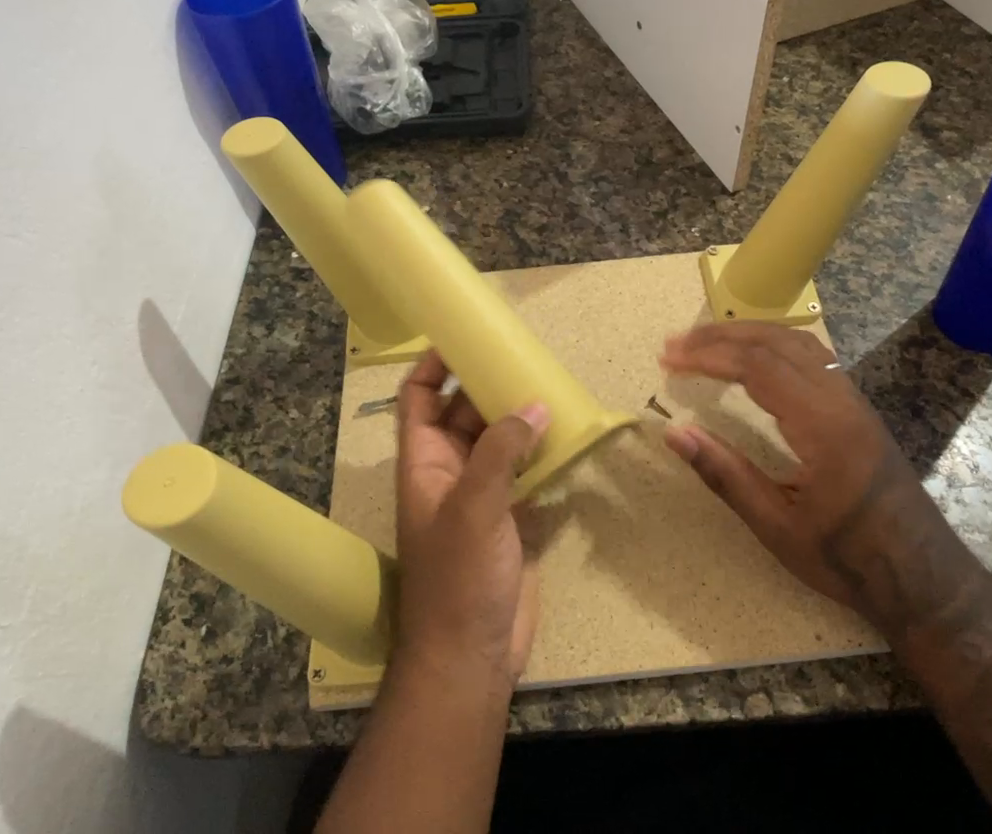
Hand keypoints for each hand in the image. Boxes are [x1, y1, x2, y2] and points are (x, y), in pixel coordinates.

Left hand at [394, 352, 546, 683]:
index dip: (432, 366)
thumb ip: (501, 452)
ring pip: (501, 444)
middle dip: (491, 387)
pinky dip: (546, 457)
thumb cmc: (458, 578)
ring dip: (524, 420)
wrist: (472, 656)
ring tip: (558, 390)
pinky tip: (572, 440)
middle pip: (466, 415)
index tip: (464, 335)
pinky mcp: (513, 521)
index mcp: (424, 464)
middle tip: (530, 358)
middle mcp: (451, 474)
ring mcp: (483, 499)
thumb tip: (532, 406)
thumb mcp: (474, 507)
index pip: (418, 400)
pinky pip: (529, 476)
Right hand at [659, 322, 921, 610]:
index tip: (668, 361)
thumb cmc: (846, 560)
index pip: (757, 367)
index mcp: (822, 427)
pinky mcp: (859, 412)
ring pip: (800, 344)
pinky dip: (774, 347)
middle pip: (778, 342)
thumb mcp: (777, 526)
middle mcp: (842, 401)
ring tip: (706, 342)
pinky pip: (815, 359)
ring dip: (750, 335)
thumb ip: (725, 474)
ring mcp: (855, 403)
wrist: (923, 577)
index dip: (708, 357)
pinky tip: (753, 361)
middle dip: (722, 336)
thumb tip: (674, 433)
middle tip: (675, 345)